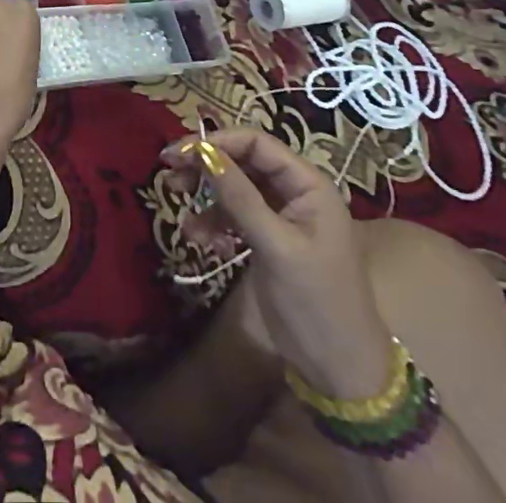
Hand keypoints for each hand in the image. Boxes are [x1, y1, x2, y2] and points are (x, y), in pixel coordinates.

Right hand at [167, 127, 395, 399]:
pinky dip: (209, 222)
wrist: (337, 364)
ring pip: (231, 187)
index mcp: (308, 185)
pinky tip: (198, 239)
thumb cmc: (317, 299)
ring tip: (178, 206)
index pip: (258, 144)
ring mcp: (277, 216)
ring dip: (203, 195)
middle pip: (241, 161)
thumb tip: (203, 153)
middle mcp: (293, 193)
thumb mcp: (277, 246)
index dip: (218, 142)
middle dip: (205, 166)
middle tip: (169, 174)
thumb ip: (240, 198)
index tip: (180, 154)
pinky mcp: (263, 238)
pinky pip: (229, 215)